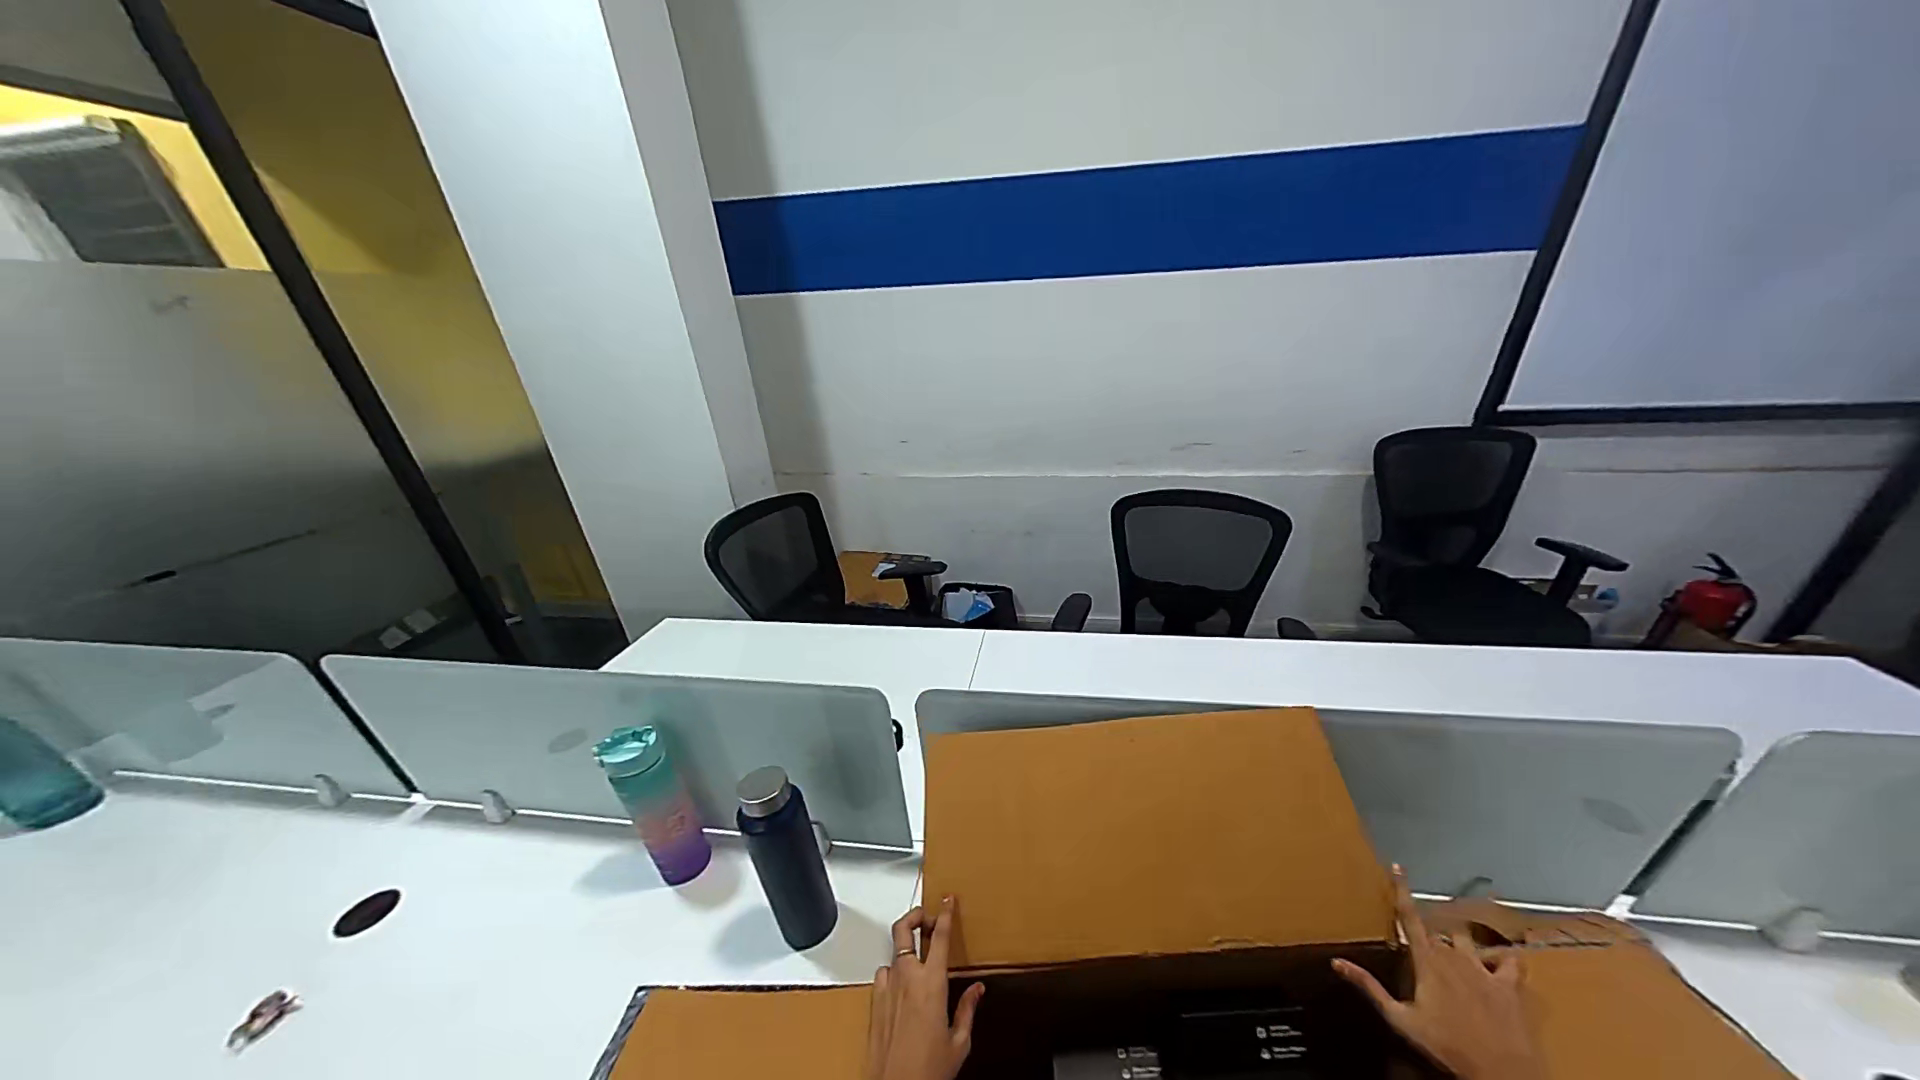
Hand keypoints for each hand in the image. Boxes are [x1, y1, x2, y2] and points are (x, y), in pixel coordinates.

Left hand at [867, 896, 985, 1079]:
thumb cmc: (927, 1071)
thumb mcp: (959, 1042)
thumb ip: (967, 1010)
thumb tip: (977, 990)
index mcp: (931, 983)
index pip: (939, 935)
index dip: (944, 912)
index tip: (948, 899)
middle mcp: (907, 977)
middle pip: (905, 929)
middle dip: (915, 915)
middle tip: (926, 917)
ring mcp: (887, 987)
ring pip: (893, 951)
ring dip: (905, 949)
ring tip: (916, 957)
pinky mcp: (874, 1001)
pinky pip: (883, 973)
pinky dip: (892, 972)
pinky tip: (901, 985)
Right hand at [1332, 868, 1545, 1079]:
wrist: (1502, 1073)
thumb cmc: (1447, 1045)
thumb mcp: (1401, 1019)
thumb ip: (1369, 987)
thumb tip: (1336, 962)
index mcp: (1427, 961)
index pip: (1409, 917)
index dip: (1402, 890)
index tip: (1398, 867)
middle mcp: (1454, 957)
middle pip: (1437, 932)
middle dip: (1428, 935)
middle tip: (1423, 950)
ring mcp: (1485, 970)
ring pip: (1467, 941)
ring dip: (1459, 944)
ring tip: (1456, 951)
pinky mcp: (1510, 986)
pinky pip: (1510, 962)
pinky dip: (1504, 958)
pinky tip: (1502, 960)